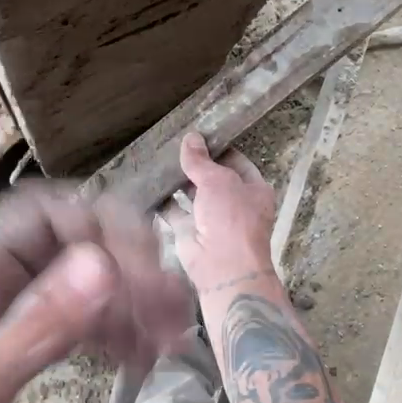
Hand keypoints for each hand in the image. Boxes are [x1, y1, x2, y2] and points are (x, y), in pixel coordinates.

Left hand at [0, 186, 191, 402]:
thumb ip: (40, 325)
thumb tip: (104, 264)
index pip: (47, 214)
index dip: (102, 229)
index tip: (146, 272)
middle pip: (72, 245)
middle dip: (126, 272)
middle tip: (172, 315)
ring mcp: (3, 307)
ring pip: (80, 283)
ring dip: (126, 305)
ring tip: (169, 343)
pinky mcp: (14, 341)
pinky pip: (72, 320)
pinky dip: (108, 334)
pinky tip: (138, 359)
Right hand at [167, 132, 278, 297]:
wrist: (223, 268)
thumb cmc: (231, 218)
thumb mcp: (218, 181)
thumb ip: (201, 160)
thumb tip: (190, 138)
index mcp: (253, 188)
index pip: (235, 161)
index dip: (217, 148)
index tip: (196, 134)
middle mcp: (234, 202)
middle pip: (212, 177)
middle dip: (195, 163)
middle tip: (171, 144)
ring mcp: (211, 218)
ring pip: (192, 193)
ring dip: (177, 180)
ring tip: (158, 158)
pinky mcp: (190, 231)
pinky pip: (174, 210)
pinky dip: (163, 200)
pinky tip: (148, 183)